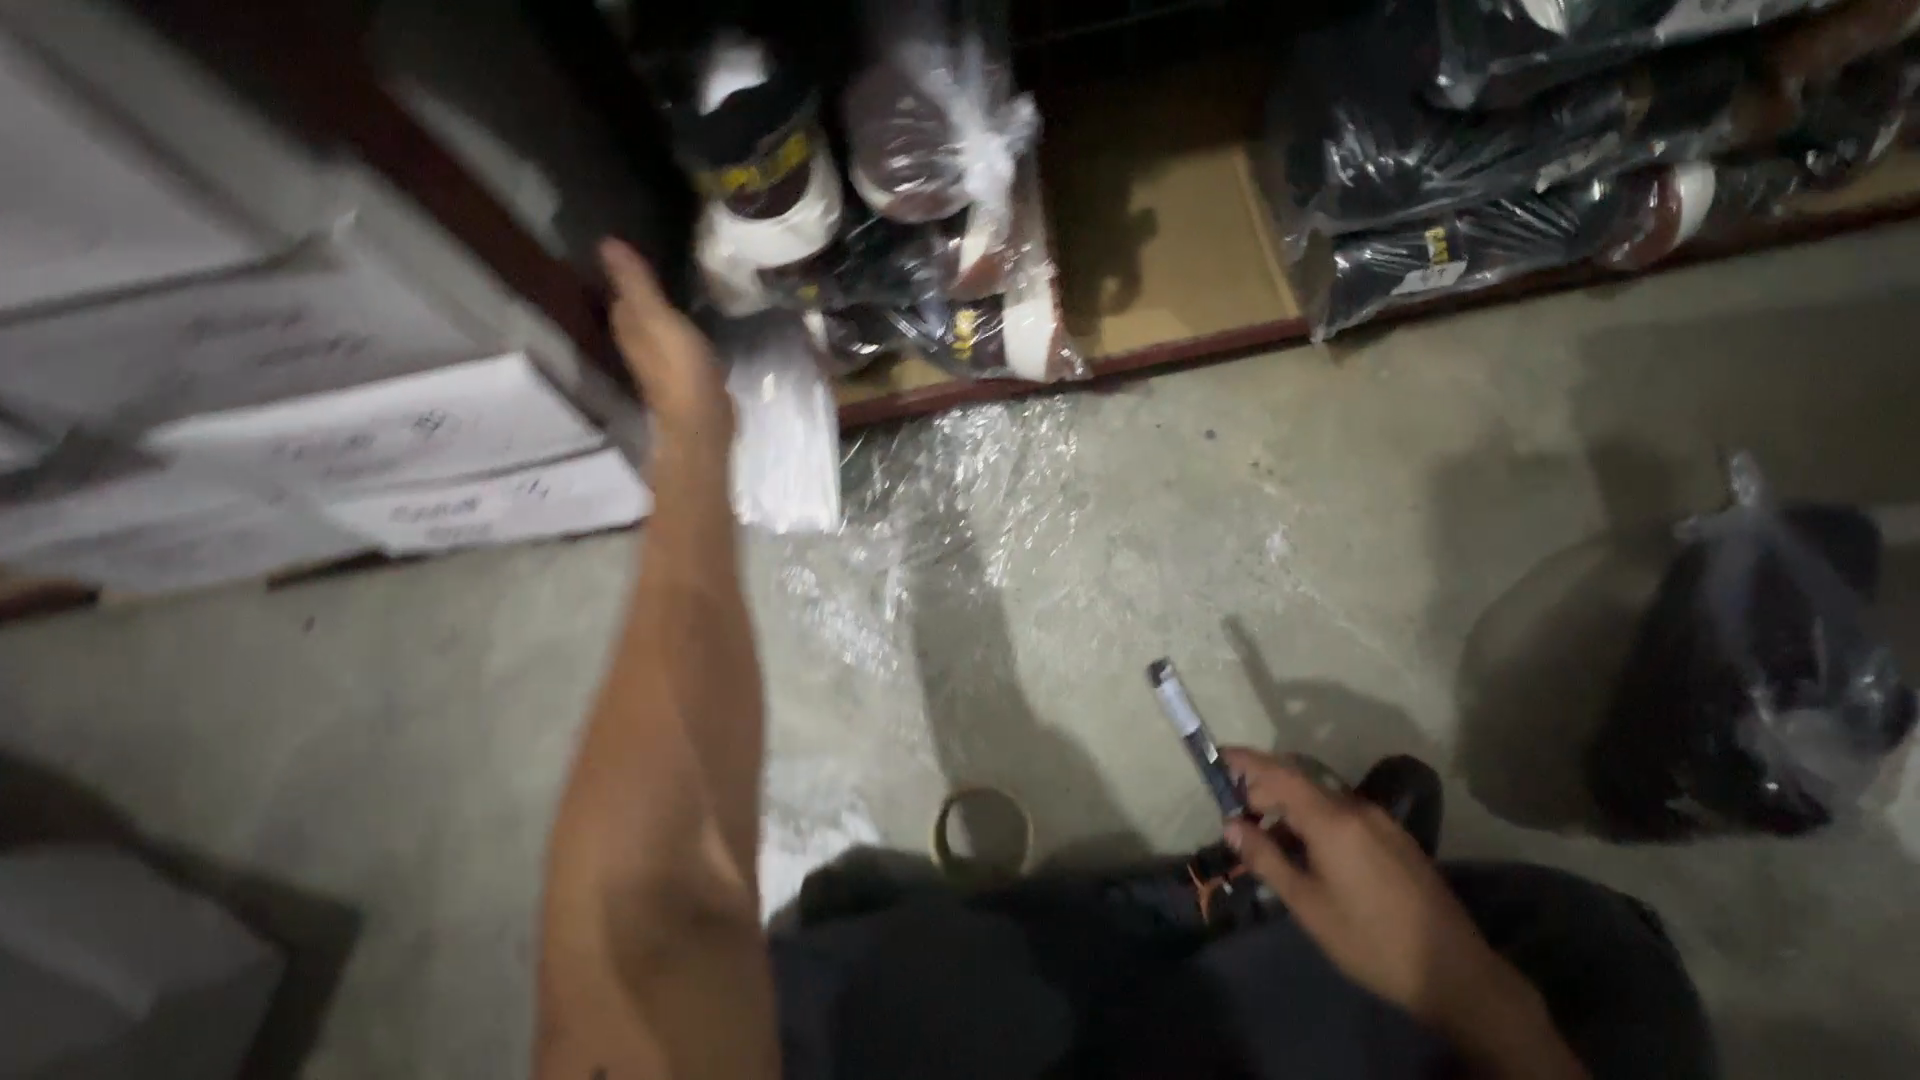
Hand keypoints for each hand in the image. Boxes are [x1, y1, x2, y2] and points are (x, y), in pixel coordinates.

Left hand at [599, 238, 733, 450]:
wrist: (703, 421)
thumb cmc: (680, 369)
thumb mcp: (658, 318)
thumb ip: (636, 283)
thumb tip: (605, 242)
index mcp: (629, 327)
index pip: (620, 293)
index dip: (625, 273)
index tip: (638, 247)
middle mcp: (638, 344)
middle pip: (636, 312)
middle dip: (644, 292)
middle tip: (662, 262)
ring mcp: (662, 364)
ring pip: (657, 329)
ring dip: (663, 313)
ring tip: (681, 288)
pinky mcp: (685, 377)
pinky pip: (678, 345)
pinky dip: (682, 333)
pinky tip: (695, 326)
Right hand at [1219, 748, 1533, 1036]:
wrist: (1454, 973)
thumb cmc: (1369, 940)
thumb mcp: (1307, 904)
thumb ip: (1266, 858)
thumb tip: (1232, 825)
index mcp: (1332, 820)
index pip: (1279, 774)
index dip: (1246, 761)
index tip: (1218, 757)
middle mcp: (1357, 809)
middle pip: (1299, 783)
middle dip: (1264, 791)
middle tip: (1238, 820)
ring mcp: (1381, 823)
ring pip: (1322, 801)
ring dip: (1289, 810)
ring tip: (1270, 844)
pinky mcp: (1396, 840)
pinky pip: (1344, 816)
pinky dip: (1315, 823)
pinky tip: (1309, 856)